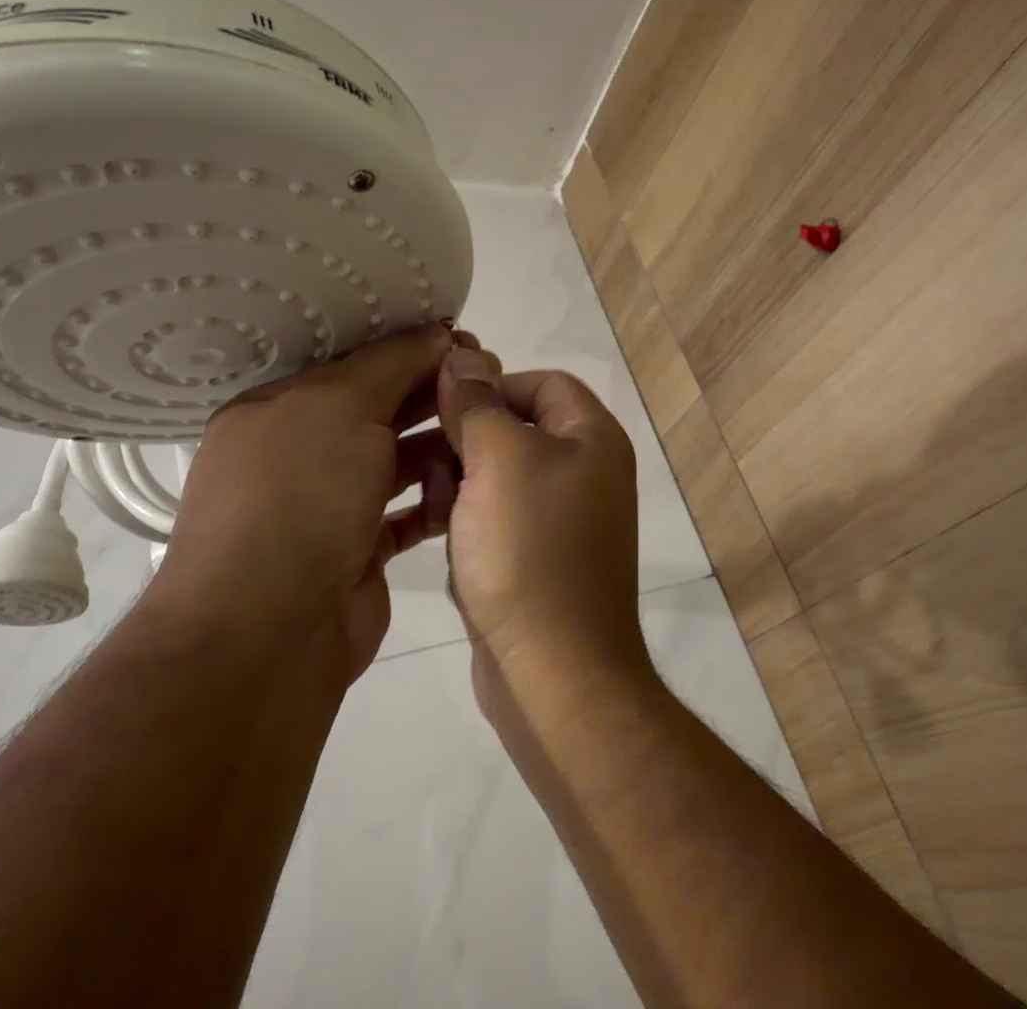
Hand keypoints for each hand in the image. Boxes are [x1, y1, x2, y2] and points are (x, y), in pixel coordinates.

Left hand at [152, 325, 461, 681]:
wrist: (271, 627)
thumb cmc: (298, 498)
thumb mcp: (338, 407)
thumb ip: (391, 364)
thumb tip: (436, 332)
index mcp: (279, 409)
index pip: (355, 365)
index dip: (412, 351)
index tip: (469, 347)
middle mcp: (300, 455)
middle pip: (380, 411)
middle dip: (434, 396)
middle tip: (493, 387)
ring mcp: (328, 507)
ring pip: (396, 463)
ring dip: (440, 449)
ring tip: (491, 438)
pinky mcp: (358, 553)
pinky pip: (406, 515)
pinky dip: (436, 502)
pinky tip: (471, 490)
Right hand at [436, 348, 646, 695]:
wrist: (554, 669)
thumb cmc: (529, 552)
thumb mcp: (501, 460)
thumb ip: (479, 405)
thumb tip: (464, 358)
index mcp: (594, 440)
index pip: (543, 382)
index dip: (490, 386)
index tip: (439, 409)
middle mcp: (588, 475)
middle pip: (517, 430)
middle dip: (467, 444)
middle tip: (432, 473)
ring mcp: (565, 523)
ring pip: (498, 480)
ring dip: (459, 490)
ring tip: (435, 517)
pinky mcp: (540, 563)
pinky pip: (497, 526)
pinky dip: (469, 530)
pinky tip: (448, 550)